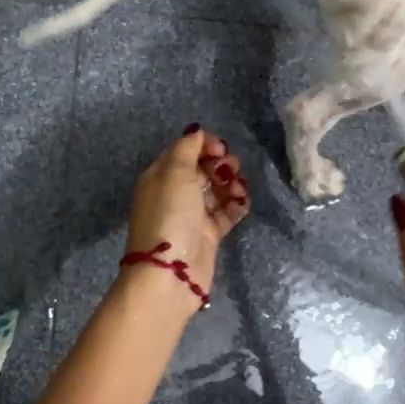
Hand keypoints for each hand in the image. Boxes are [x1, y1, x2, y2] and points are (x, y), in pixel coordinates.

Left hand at [122, 125, 250, 300]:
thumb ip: (186, 148)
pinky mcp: (208, 235)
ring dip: (231, 184)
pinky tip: (243, 202)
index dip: (205, 146)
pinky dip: (236, 205)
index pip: (185, 151)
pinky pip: (226, 212)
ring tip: (238, 189)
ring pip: (217, 190)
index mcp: (161, 175)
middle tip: (232, 169)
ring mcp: (192, 215)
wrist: (171, 272)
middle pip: (202, 169)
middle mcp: (175, 193)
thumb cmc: (170, 214)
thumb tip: (196, 132)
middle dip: (221, 164)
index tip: (221, 149)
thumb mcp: (174, 172)